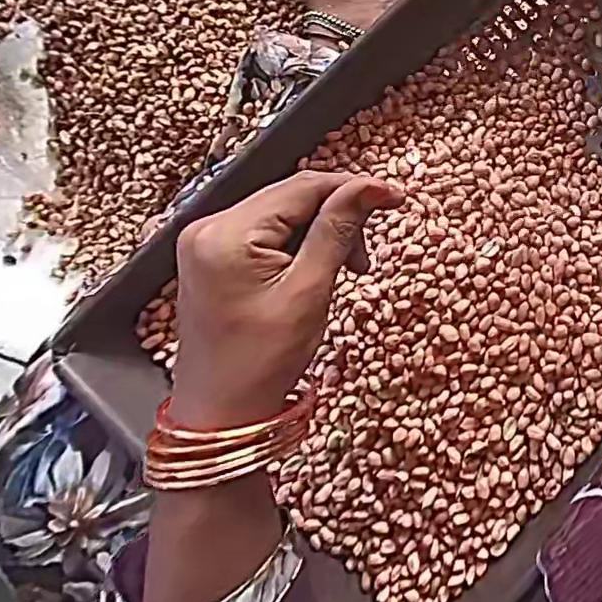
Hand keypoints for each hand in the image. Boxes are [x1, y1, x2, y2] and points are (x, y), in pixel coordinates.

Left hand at [169, 171, 402, 428]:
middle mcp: (208, 227)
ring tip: (348, 266)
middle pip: (293, 196)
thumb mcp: (309, 291)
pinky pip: (269, 231)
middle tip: (369, 247)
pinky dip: (302, 243)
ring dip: (324, 230)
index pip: (303, 187)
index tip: (393, 197)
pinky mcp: (214, 255)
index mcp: (226, 234)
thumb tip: (369, 187)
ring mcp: (208, 240)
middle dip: (339, 214)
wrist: (220, 414)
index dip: (353, 188)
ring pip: (284, 212)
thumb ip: (337, 230)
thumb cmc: (262, 361)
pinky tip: (320, 265)